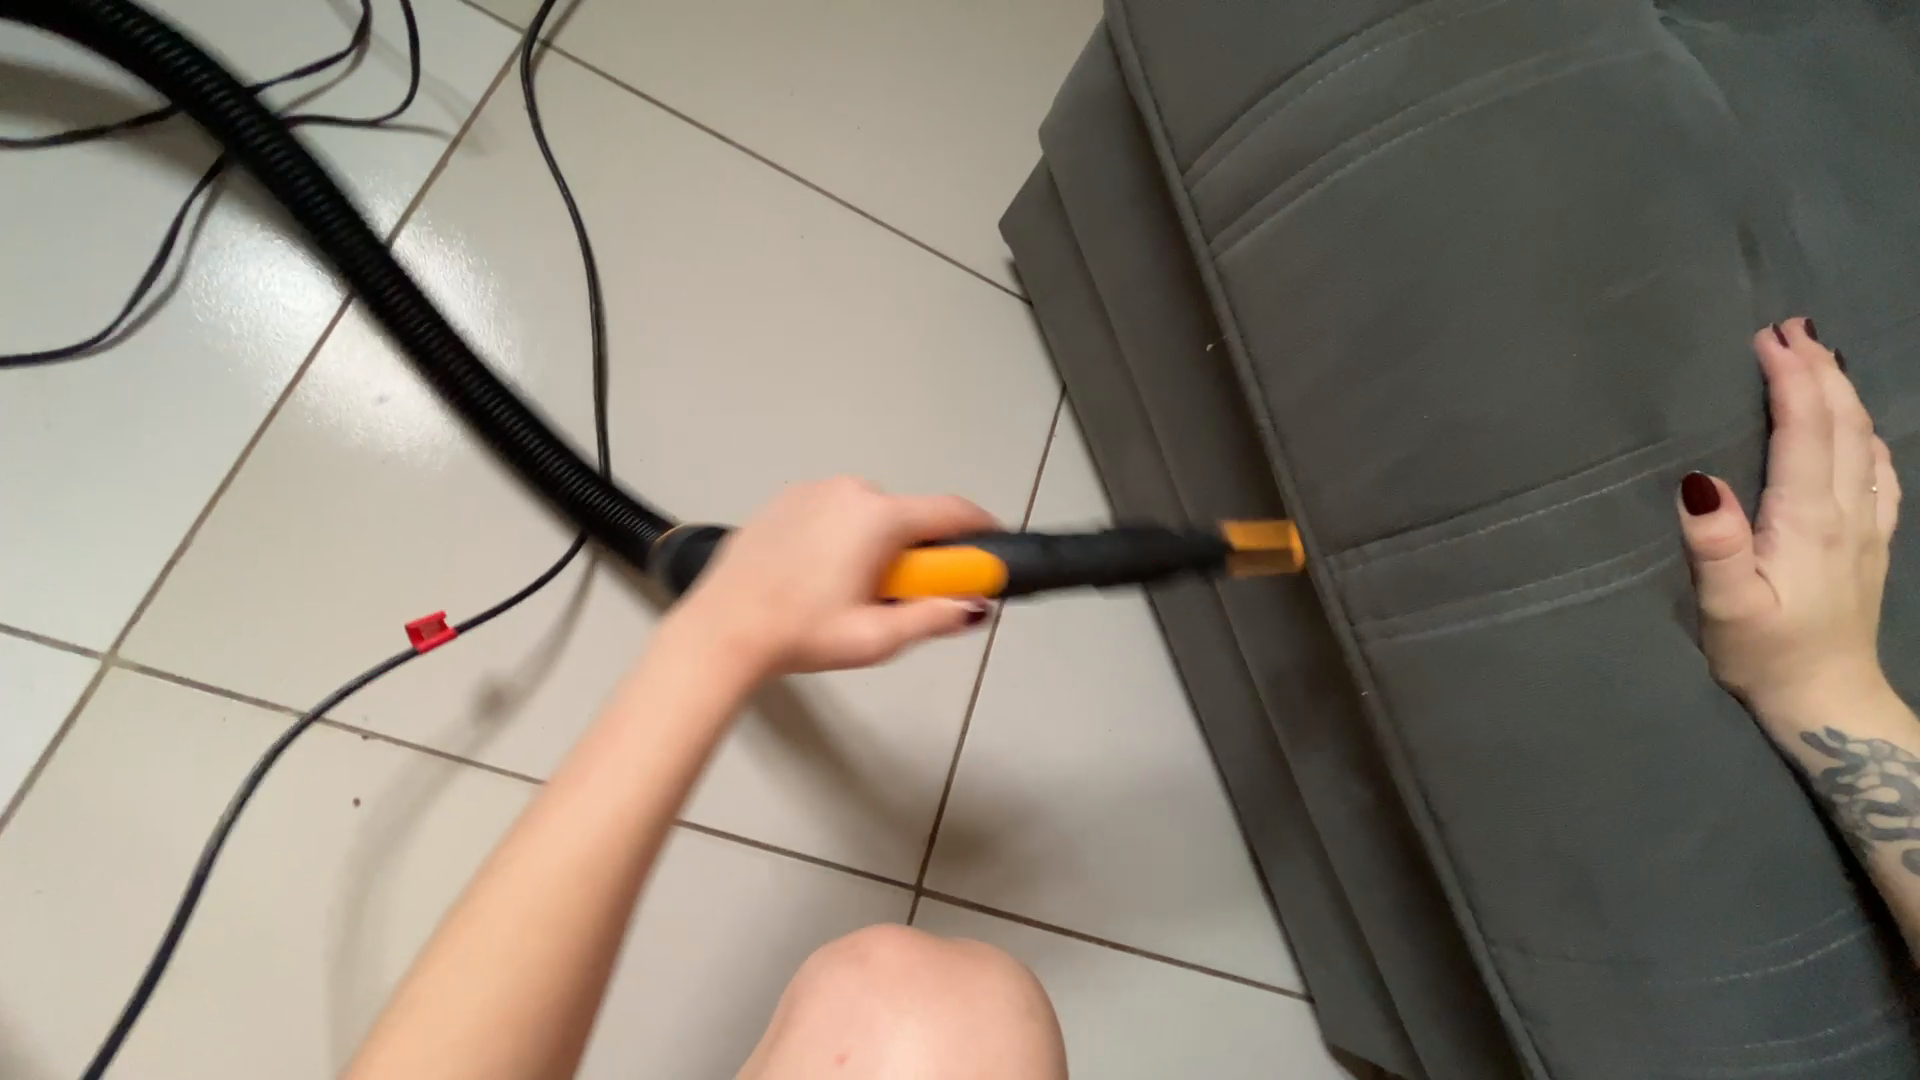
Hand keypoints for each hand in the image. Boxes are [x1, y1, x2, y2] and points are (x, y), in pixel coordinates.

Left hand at [668, 477, 997, 676]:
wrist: (723, 630)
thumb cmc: (798, 635)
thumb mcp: (877, 638)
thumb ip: (935, 618)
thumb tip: (974, 607)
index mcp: (877, 519)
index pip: (951, 512)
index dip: (980, 529)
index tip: (990, 547)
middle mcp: (849, 492)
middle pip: (908, 516)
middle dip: (916, 552)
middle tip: (897, 595)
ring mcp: (814, 490)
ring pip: (870, 514)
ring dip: (876, 544)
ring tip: (848, 590)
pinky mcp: (787, 498)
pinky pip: (835, 512)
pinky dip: (842, 536)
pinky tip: (819, 574)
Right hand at [1679, 319, 1901, 728]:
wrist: (1826, 695)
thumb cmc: (1762, 649)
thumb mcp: (1724, 602)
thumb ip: (1714, 542)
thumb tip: (1698, 482)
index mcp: (1808, 520)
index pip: (1807, 433)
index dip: (1792, 382)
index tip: (1768, 340)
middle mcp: (1848, 512)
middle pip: (1843, 426)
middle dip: (1820, 372)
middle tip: (1793, 329)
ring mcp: (1867, 525)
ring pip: (1865, 440)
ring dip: (1842, 394)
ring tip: (1819, 360)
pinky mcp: (1868, 541)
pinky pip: (1874, 469)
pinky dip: (1860, 432)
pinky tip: (1852, 428)